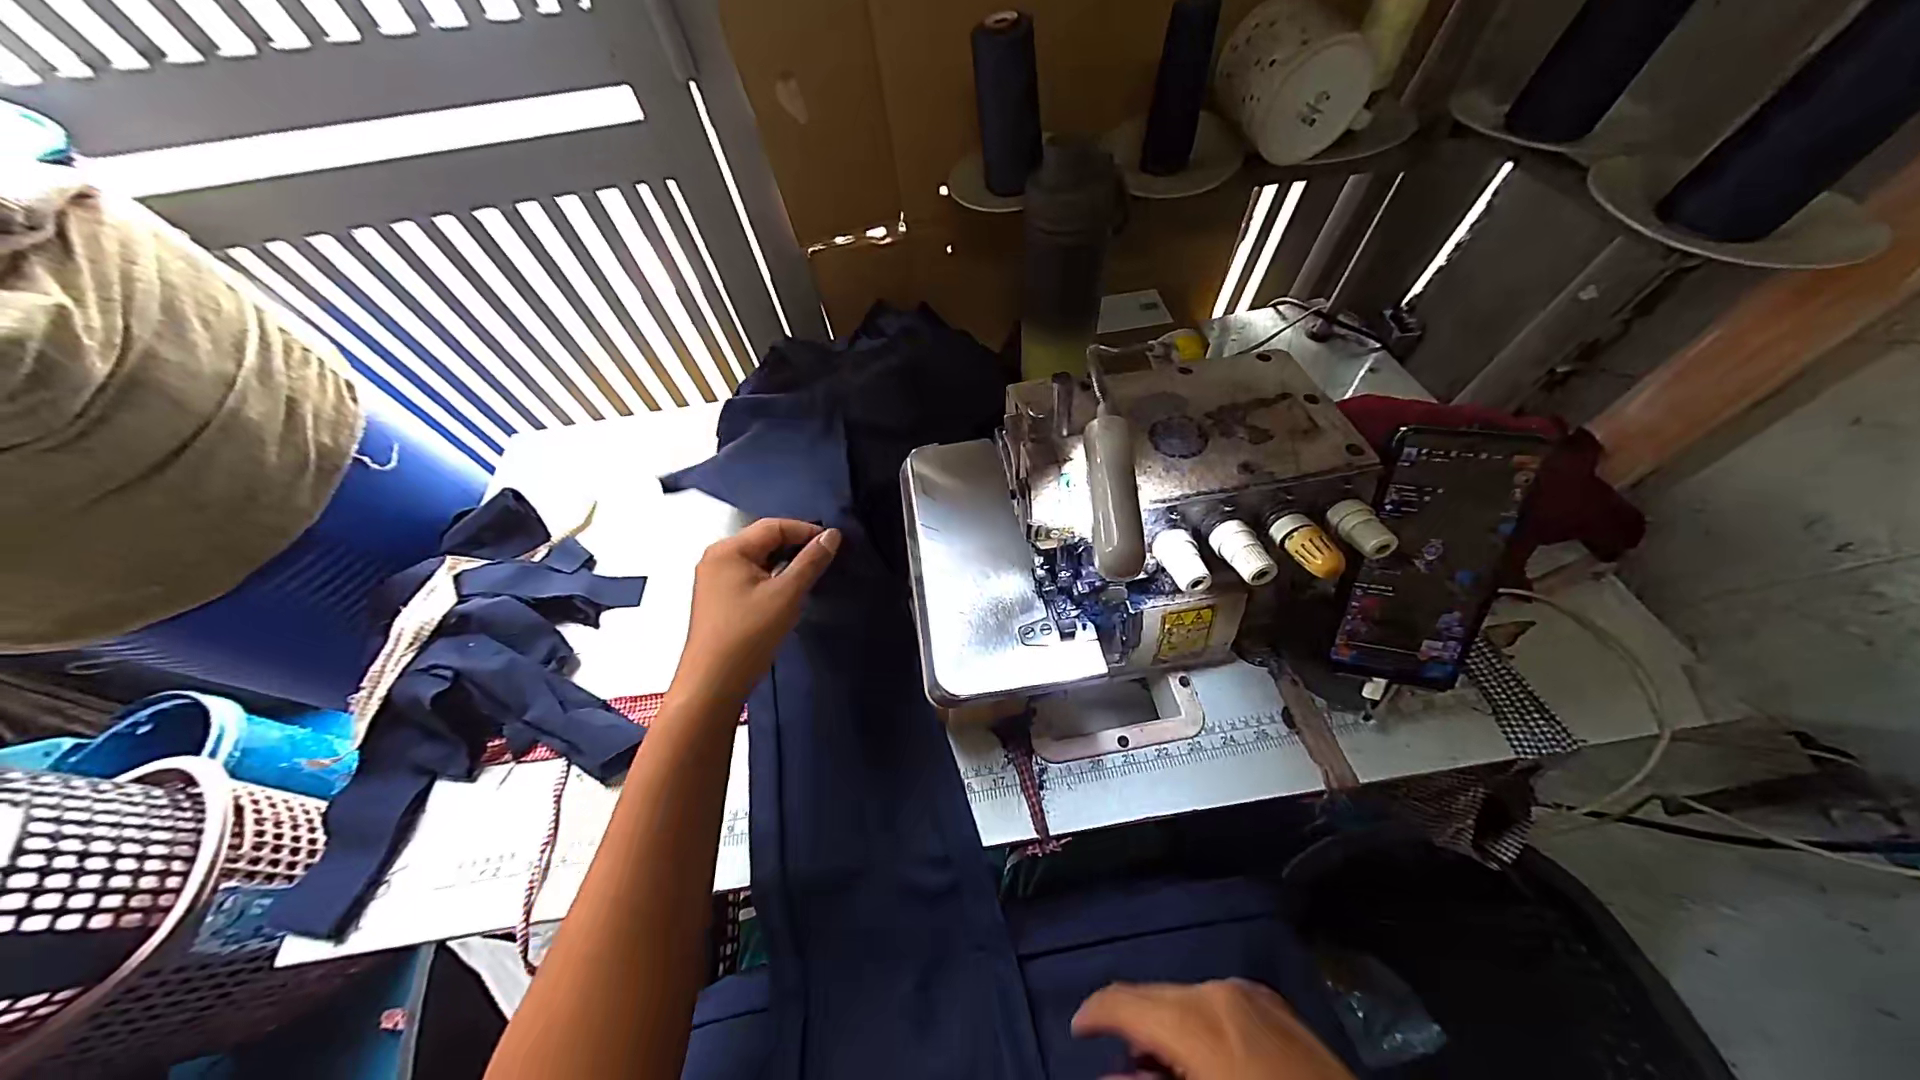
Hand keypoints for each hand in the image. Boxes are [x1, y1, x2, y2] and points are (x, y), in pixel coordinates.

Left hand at [667, 518, 839, 713]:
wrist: (714, 683)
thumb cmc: (748, 635)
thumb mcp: (787, 594)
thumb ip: (811, 561)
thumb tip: (831, 536)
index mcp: (728, 550)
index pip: (774, 526)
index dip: (807, 530)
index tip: (834, 543)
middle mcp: (717, 558)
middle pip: (764, 540)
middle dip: (797, 546)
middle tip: (827, 558)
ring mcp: (715, 579)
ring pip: (759, 560)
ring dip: (786, 564)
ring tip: (812, 575)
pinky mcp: (719, 599)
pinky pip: (751, 576)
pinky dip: (773, 578)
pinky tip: (789, 592)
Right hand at [1072, 979, 1355, 1079]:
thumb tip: (1113, 1074)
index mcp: (1199, 1018)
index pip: (1125, 1000)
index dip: (1094, 1014)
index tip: (1076, 1032)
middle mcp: (1220, 991)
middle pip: (1153, 996)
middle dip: (1129, 1026)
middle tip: (1122, 1069)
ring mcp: (1253, 995)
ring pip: (1183, 998)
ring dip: (1163, 1027)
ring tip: (1161, 1069)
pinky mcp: (1276, 1007)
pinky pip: (1216, 1005)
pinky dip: (1196, 1026)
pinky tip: (1201, 1061)